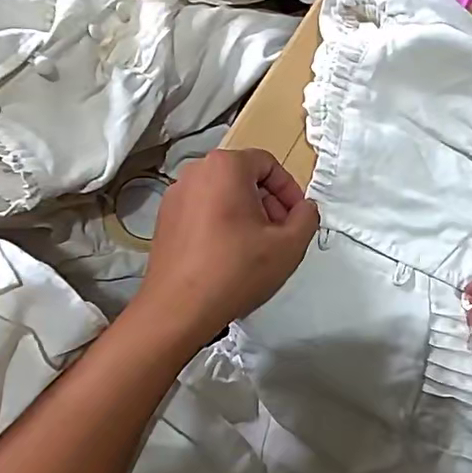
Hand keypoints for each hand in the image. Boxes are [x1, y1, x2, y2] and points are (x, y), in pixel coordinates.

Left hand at [132, 148, 319, 346]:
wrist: (179, 308)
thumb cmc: (234, 272)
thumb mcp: (289, 245)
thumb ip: (307, 218)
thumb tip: (305, 209)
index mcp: (225, 167)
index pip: (268, 164)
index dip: (289, 190)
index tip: (297, 216)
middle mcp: (195, 173)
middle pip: (243, 178)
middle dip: (267, 203)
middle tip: (280, 234)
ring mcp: (175, 196)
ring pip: (222, 195)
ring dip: (245, 215)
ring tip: (256, 249)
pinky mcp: (165, 220)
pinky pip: (202, 211)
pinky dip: (220, 225)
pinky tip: (229, 256)